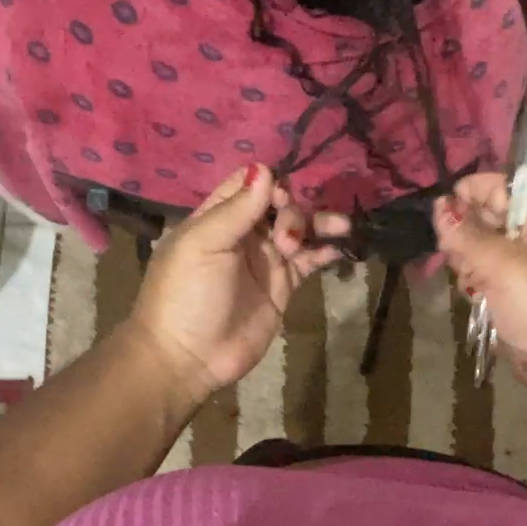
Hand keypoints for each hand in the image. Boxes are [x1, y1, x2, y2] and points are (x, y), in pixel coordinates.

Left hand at [127, 166, 347, 396]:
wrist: (189, 357)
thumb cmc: (187, 295)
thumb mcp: (203, 244)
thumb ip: (236, 209)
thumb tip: (264, 168)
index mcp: (216, 218)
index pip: (249, 184)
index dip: (269, 184)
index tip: (280, 198)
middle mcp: (243, 234)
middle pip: (279, 204)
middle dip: (293, 211)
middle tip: (288, 239)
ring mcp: (265, 261)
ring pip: (299, 229)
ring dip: (318, 224)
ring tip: (339, 228)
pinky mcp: (283, 287)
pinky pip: (308, 261)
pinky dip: (325, 252)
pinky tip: (338, 249)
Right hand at [432, 173, 526, 392]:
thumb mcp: (503, 265)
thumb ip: (468, 235)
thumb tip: (439, 207)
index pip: (504, 188)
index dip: (474, 189)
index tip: (445, 204)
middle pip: (486, 218)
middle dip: (464, 229)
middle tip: (454, 250)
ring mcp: (519, 271)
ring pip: (478, 249)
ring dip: (465, 259)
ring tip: (468, 278)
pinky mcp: (508, 297)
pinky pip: (481, 277)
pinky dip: (471, 283)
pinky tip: (470, 295)